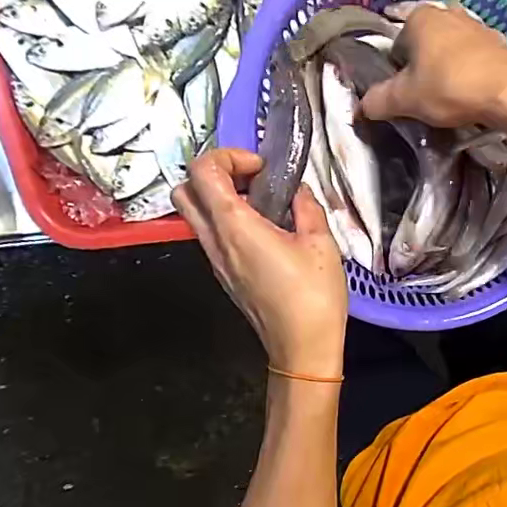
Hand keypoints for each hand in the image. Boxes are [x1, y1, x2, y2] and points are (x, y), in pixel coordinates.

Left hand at [174, 149, 347, 377]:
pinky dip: (226, 221)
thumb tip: (299, 191)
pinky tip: (263, 229)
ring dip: (219, 198)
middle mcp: (215, 242)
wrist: (302, 350)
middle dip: (213, 174)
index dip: (228, 156)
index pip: (203, 172)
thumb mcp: (322, 243)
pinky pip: (210, 237)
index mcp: (234, 227)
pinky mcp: (224, 276)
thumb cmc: (314, 297)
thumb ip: (306, 207)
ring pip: (194, 216)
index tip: (261, 167)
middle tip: (251, 179)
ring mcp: (215, 262)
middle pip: (185, 192)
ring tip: (262, 203)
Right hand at [360, 4, 506, 128]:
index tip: (402, 94)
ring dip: (444, 71)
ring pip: (447, 51)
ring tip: (446, 99)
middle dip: (420, 69)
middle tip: (422, 99)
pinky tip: (468, 94)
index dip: (394, 73)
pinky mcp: (498, 42)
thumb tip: (361, 106)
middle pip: (422, 46)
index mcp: (419, 17)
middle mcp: (447, 12)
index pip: (394, 45)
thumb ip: (378, 101)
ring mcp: (475, 24)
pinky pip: (471, 58)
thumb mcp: (405, 99)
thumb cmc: (450, 88)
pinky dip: (466, 73)